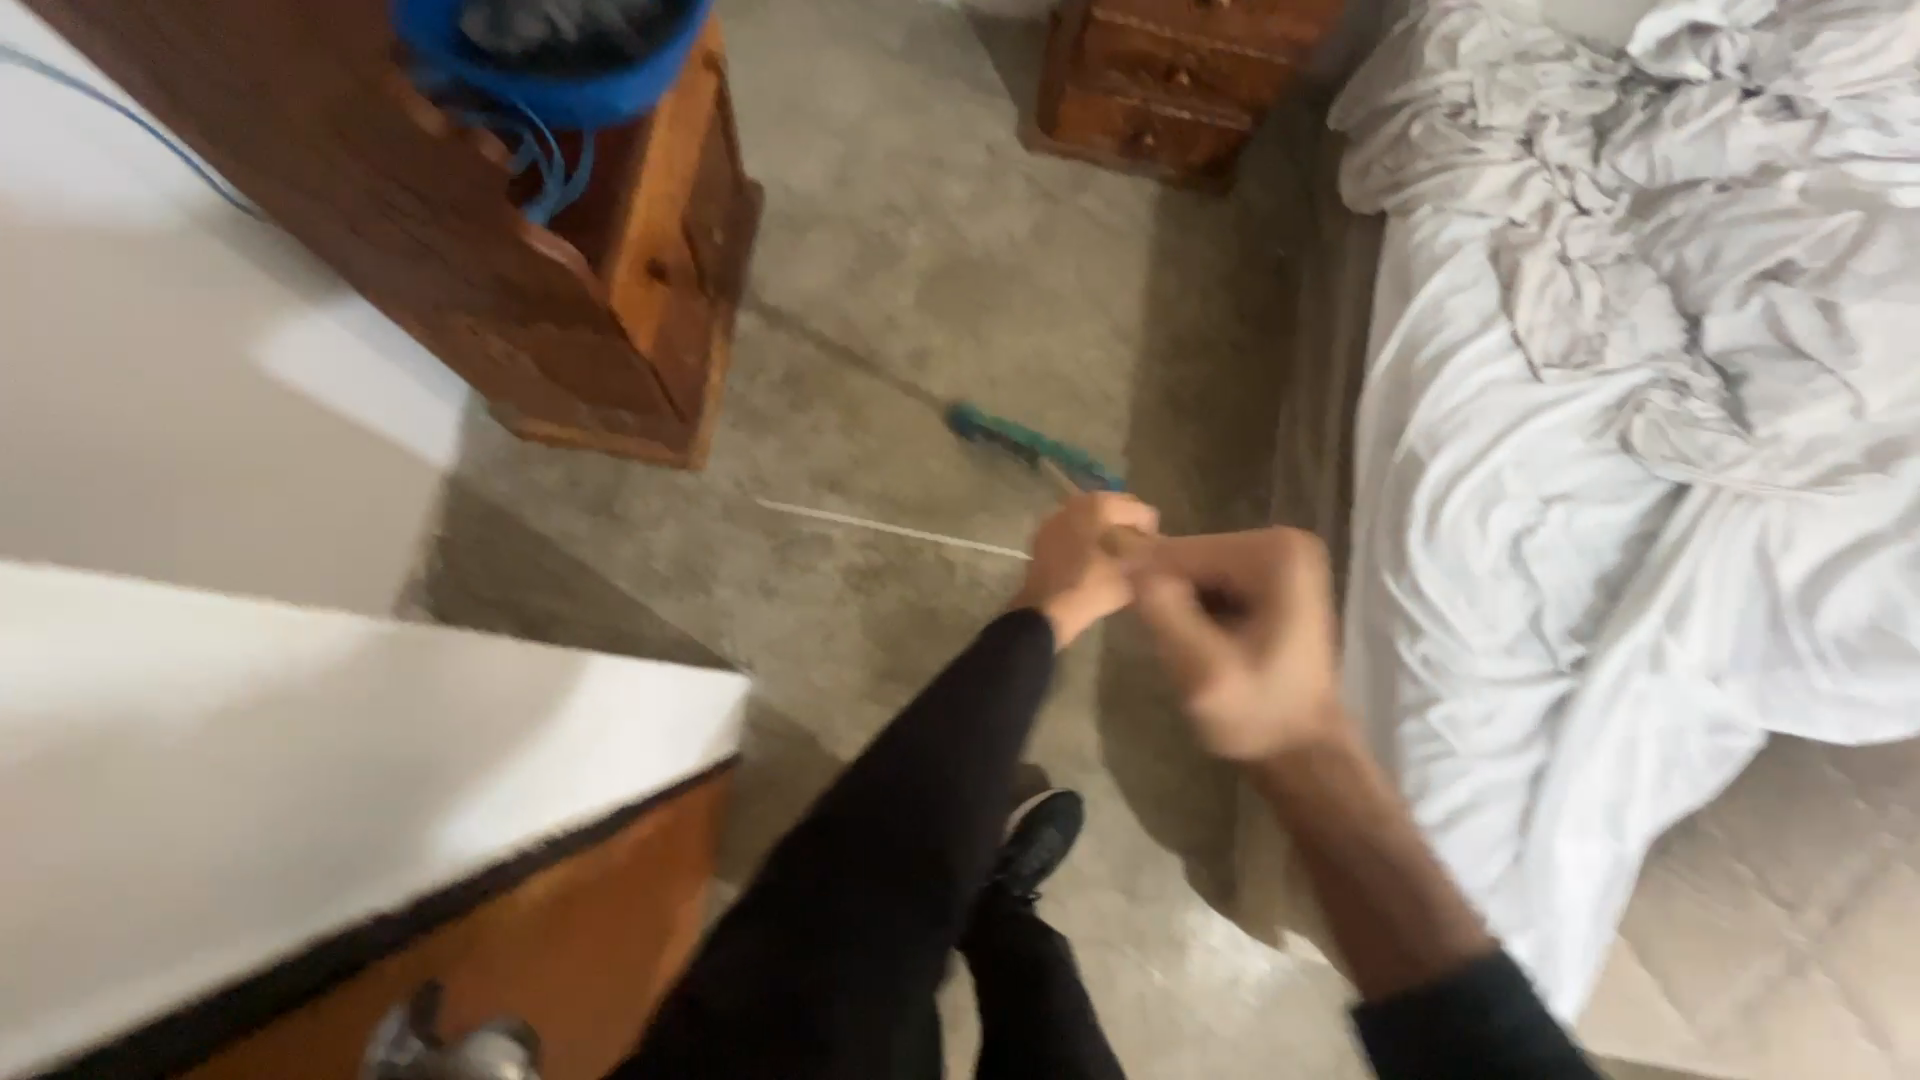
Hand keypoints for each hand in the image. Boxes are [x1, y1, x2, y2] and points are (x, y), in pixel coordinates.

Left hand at [1012, 493, 1159, 648]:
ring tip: (1119, 546)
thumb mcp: (1130, 574)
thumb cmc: (1091, 589)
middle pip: (1111, 504)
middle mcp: (1074, 504)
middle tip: (1141, 541)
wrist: (1046, 611)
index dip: (1150, 525)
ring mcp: (1055, 518)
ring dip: (1106, 524)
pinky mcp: (1043, 536)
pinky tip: (1094, 553)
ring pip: (1089, 513)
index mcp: (1097, 506)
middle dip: (1128, 520)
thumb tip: (1156, 548)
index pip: (1136, 507)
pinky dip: (1086, 533)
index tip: (1156, 544)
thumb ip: (1147, 555)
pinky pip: (1072, 525)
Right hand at [1131, 527, 1345, 760]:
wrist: (1302, 752)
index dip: (1153, 593)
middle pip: (1187, 557)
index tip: (1153, 634)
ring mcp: (1282, 557)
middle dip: (1172, 601)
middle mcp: (1283, 542)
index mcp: (1274, 554)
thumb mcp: (1201, 670)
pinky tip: (1207, 643)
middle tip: (1180, 649)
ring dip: (1181, 608)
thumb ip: (1163, 610)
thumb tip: (1128, 563)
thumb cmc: (1256, 715)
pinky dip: (1197, 610)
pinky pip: (1209, 580)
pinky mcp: (1274, 575)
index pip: (1177, 553)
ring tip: (1194, 650)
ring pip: (1193, 569)